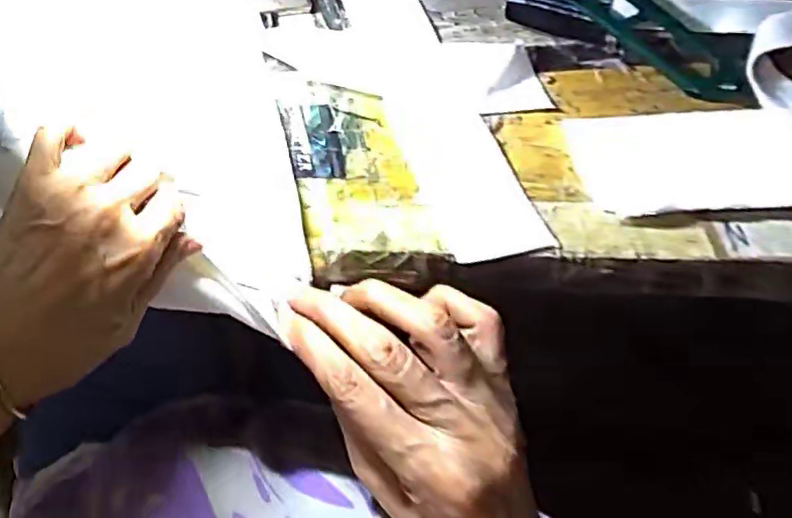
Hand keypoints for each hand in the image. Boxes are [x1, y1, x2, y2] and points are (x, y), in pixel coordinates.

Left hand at [0, 126, 195, 408]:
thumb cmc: (68, 340)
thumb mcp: (128, 320)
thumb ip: (161, 272)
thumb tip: (193, 235)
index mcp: (138, 246)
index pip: (172, 200)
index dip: (165, 207)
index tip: (153, 212)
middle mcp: (109, 209)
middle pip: (146, 167)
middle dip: (144, 178)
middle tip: (128, 190)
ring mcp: (68, 189)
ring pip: (110, 145)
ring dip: (112, 155)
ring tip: (103, 169)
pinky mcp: (33, 179)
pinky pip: (52, 133)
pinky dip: (65, 129)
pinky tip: (72, 142)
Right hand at [286, 281, 536, 517]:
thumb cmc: (431, 507)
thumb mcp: (373, 472)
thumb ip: (345, 407)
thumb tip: (307, 342)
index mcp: (428, 466)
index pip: (354, 387)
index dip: (311, 344)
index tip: (285, 320)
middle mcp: (464, 428)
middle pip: (386, 351)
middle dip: (329, 313)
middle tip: (298, 297)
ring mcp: (491, 398)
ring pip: (431, 325)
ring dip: (376, 298)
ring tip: (347, 296)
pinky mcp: (506, 378)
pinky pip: (479, 319)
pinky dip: (438, 299)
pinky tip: (407, 304)